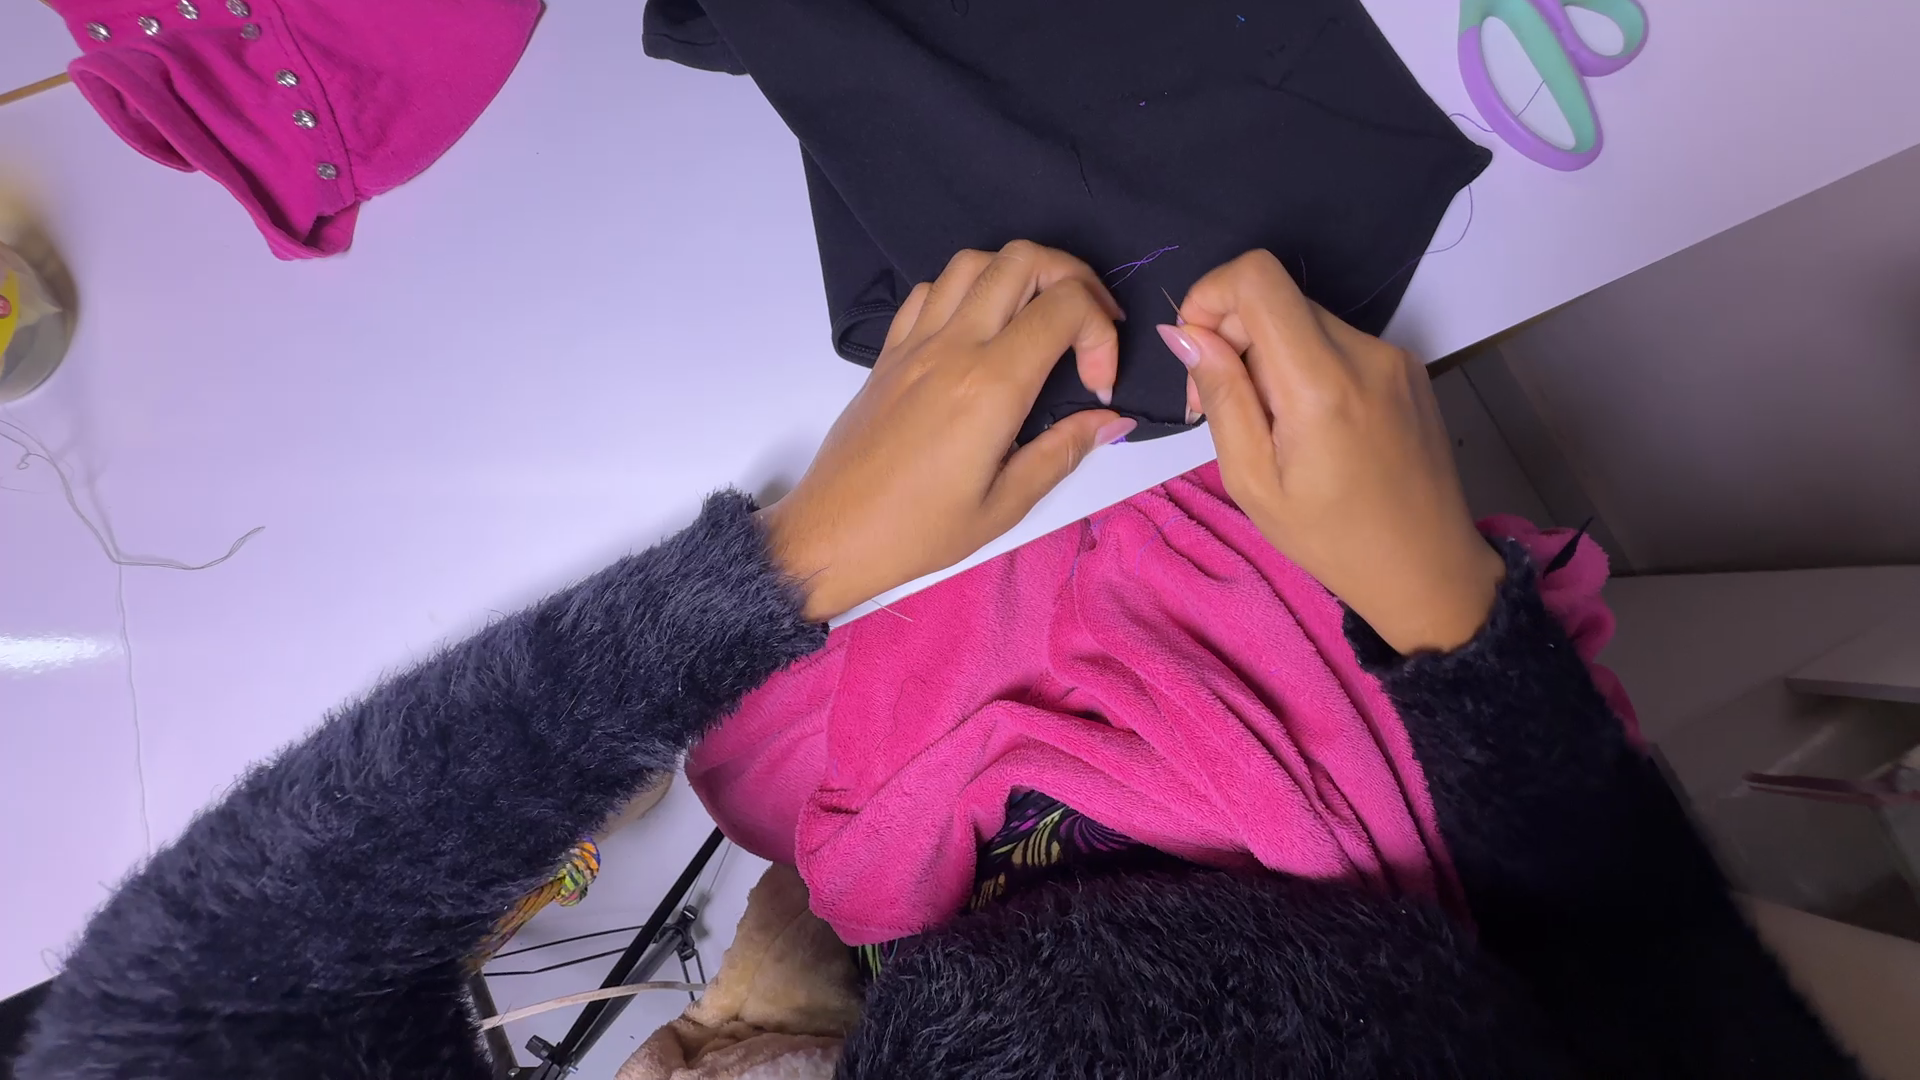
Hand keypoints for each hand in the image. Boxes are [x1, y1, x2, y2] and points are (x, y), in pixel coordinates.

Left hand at [762, 240, 1134, 621]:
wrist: (832, 534)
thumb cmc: (918, 532)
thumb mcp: (1005, 505)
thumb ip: (1064, 451)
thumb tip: (1114, 420)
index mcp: (989, 386)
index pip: (1065, 307)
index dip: (1101, 334)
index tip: (1098, 388)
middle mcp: (952, 347)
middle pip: (1024, 260)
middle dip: (1075, 280)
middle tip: (1090, 330)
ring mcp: (914, 343)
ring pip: (975, 261)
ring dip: (1020, 275)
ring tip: (1040, 320)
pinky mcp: (889, 352)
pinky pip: (931, 290)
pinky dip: (969, 289)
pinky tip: (980, 330)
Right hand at [1158, 251, 1503, 653]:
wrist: (1425, 566)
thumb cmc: (1327, 536)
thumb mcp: (1251, 479)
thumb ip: (1221, 396)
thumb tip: (1185, 333)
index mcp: (1321, 381)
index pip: (1257, 277)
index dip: (1210, 296)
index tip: (1195, 351)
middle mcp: (1364, 350)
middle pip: (1276, 298)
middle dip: (1231, 337)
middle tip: (1219, 405)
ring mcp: (1391, 354)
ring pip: (1302, 320)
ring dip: (1265, 356)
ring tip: (1267, 424)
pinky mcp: (1404, 365)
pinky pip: (1332, 342)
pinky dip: (1300, 365)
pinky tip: (1304, 424)